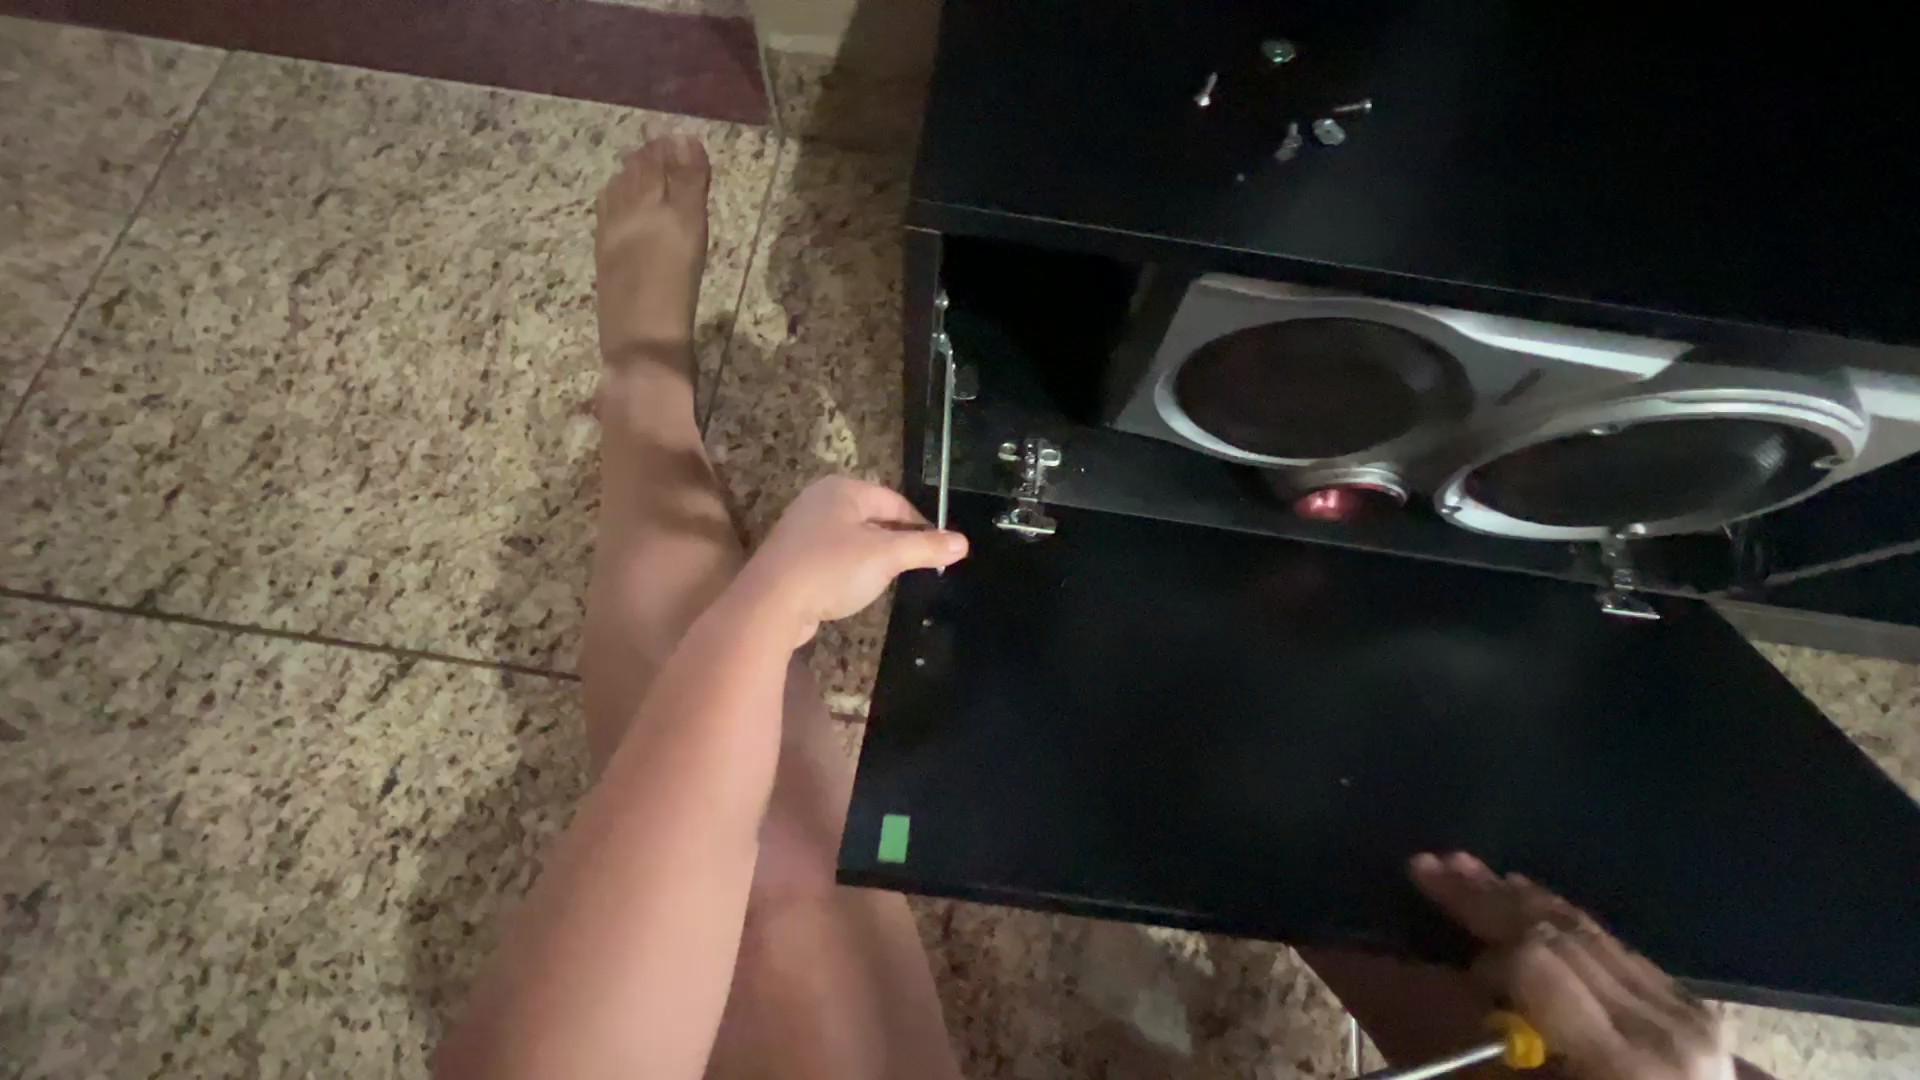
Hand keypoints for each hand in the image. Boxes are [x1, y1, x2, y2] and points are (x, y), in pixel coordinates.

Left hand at [735, 477, 967, 646]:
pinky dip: (848, 569)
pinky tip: (852, 588)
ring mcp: (803, 528)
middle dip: (895, 542)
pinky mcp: (793, 556)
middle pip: (874, 518)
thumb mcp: (886, 557)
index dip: (920, 526)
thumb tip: (962, 543)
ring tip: (884, 580)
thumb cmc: (831, 569)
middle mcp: (821, 500)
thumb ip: (925, 547)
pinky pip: (833, 556)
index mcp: (844, 490)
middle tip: (913, 567)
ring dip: (872, 557)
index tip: (937, 551)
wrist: (770, 603)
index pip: (895, 501)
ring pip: (853, 538)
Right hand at [1410, 853, 1734, 1079]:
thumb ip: (1471, 1032)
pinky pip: (1612, 943)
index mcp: (1618, 1061)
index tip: (1422, 890)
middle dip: (1485, 894)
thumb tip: (1402, 963)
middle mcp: (1662, 1030)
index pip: (1535, 958)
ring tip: (1464, 868)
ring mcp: (1687, 1017)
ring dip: (1516, 895)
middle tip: (1428, 863)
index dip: (1474, 919)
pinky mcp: (1692, 1011)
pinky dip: (1559, 916)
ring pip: (1585, 928)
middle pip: (1559, 933)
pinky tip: (1526, 897)